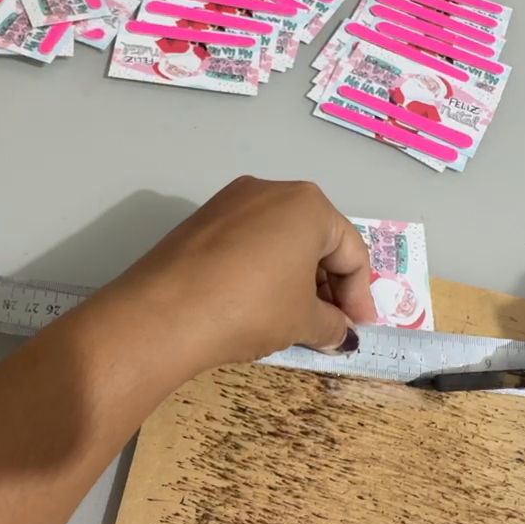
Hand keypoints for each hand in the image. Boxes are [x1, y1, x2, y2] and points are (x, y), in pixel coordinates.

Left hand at [94, 177, 379, 374]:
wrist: (165, 313)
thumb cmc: (251, 308)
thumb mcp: (302, 321)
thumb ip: (331, 324)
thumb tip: (340, 333)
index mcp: (307, 204)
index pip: (349, 251)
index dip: (359, 294)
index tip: (357, 327)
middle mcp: (269, 190)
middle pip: (314, 239)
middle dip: (327, 284)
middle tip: (330, 324)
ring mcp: (229, 202)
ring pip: (278, 240)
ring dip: (294, 278)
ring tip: (295, 319)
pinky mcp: (199, 221)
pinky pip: (246, 243)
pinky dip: (261, 270)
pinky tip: (257, 304)